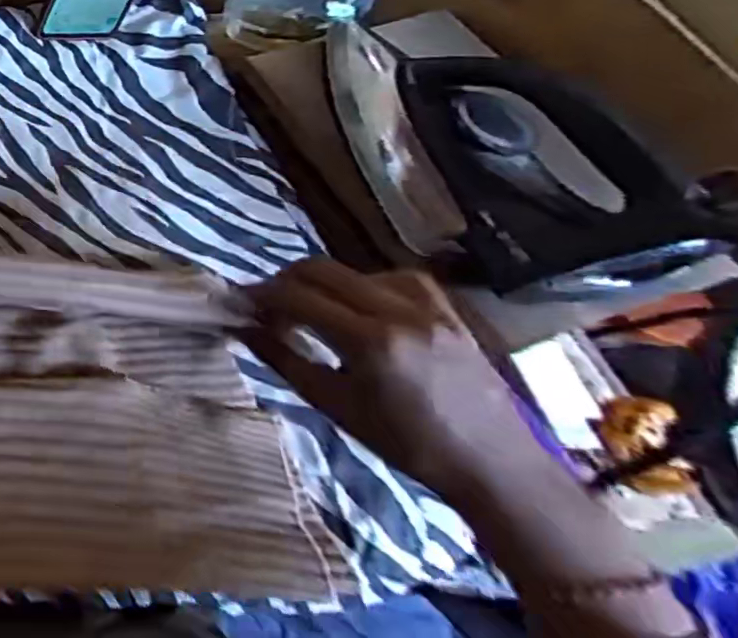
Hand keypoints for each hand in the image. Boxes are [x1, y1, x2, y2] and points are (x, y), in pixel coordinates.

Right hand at [240, 259, 546, 501]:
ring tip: (313, 310)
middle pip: (320, 269)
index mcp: (369, 341)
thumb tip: (241, 328)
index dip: (260, 295)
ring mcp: (429, 308)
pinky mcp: (448, 311)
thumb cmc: (406, 444)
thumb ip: (282, 358)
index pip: (296, 295)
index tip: (241, 303)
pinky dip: (365, 284)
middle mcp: (398, 313)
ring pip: (353, 270)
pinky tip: (361, 307)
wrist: (496, 468)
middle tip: (269, 305)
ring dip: (323, 283)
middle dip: (285, 281)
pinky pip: (394, 278)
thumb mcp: (332, 404)